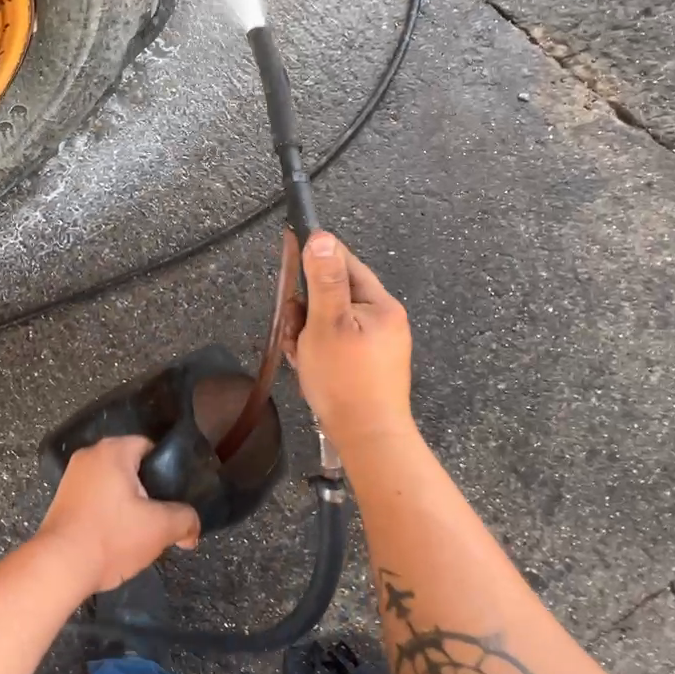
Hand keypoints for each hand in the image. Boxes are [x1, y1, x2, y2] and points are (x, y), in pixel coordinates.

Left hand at [35, 436, 200, 592]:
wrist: (61, 563)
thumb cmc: (112, 536)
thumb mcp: (160, 528)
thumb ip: (185, 520)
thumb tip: (192, 526)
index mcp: (112, 451)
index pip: (149, 446)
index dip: (167, 469)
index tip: (177, 494)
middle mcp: (89, 455)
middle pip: (131, 466)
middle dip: (149, 491)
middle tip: (163, 516)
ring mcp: (73, 475)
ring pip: (113, 483)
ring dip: (129, 503)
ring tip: (143, 530)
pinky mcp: (64, 497)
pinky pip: (96, 496)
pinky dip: (109, 510)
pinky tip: (118, 535)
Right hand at [281, 231, 415, 449]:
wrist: (367, 437)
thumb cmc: (344, 379)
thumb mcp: (327, 323)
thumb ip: (324, 280)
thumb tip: (321, 236)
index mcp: (380, 304)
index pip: (344, 262)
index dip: (315, 263)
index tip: (290, 276)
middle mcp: (383, 319)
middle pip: (333, 292)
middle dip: (305, 307)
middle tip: (295, 331)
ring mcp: (376, 342)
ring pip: (329, 318)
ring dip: (306, 330)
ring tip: (300, 353)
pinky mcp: (367, 362)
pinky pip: (334, 340)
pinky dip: (316, 347)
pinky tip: (307, 364)